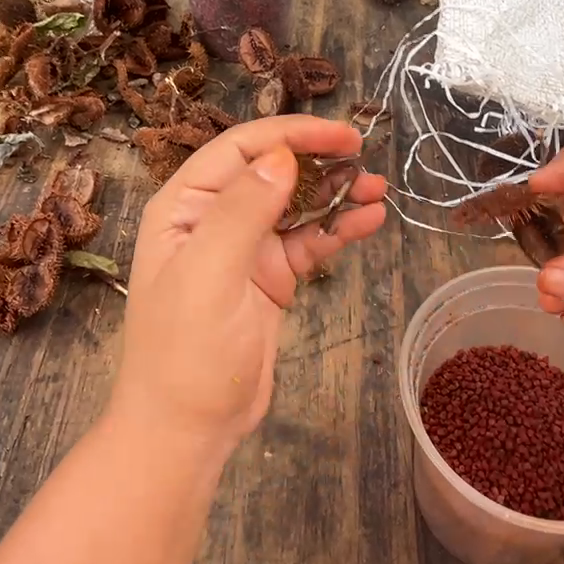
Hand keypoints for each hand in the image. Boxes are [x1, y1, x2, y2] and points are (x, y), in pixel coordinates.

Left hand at [111, 115, 387, 452]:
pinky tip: (369, 223)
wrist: (188, 430)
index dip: (292, 134)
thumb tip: (282, 156)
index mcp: (185, 206)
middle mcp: (213, 219)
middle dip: (320, 163)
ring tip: (378, 192)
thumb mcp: (209, 274)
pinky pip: (308, 243)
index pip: (241, 149)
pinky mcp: (270, 279)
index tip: (343, 136)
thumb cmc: (186, 352)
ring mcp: (244, 250)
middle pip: (273, 172)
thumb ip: (243, 210)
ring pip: (296, 206)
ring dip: (336, 196)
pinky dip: (337, 231)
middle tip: (368, 165)